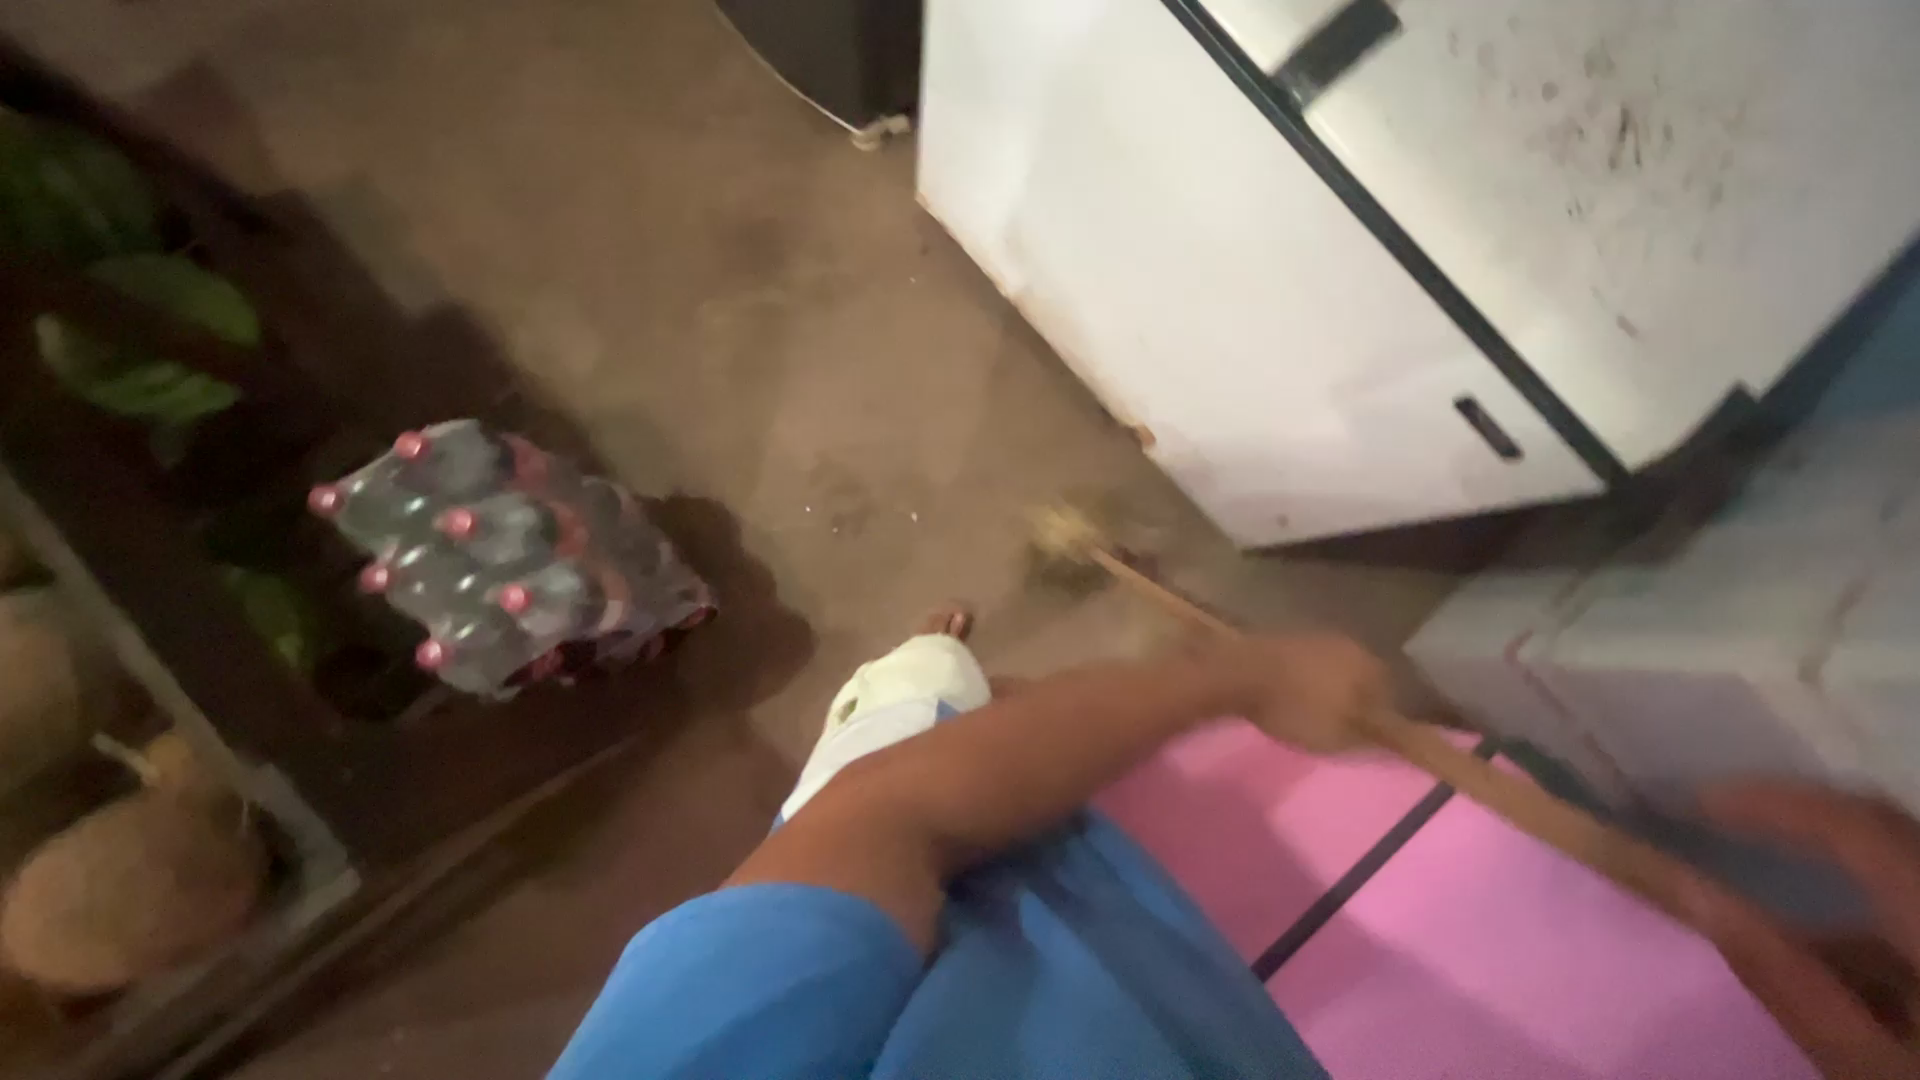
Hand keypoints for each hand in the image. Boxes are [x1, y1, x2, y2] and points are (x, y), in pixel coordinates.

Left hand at [1214, 635, 1392, 753]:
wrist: (1238, 673)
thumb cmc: (1298, 708)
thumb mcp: (1346, 735)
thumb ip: (1382, 737)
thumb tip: (1409, 738)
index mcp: (1371, 663)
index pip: (1394, 695)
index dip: (1384, 721)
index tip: (1369, 740)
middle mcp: (1349, 643)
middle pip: (1364, 679)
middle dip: (1356, 703)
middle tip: (1340, 730)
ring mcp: (1314, 636)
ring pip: (1334, 670)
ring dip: (1328, 691)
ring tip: (1312, 716)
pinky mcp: (1284, 639)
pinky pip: (1306, 665)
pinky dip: (1304, 682)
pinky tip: (1290, 696)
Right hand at [1673, 782, 1919, 1078]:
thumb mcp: (1870, 1069)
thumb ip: (1780, 974)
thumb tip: (1680, 886)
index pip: (1856, 827)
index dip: (1767, 802)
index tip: (1689, 801)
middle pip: (1893, 844)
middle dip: (1806, 835)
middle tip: (1726, 832)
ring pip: (1917, 899)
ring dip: (1849, 911)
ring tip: (1782, 951)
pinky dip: (1892, 954)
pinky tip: (1859, 996)